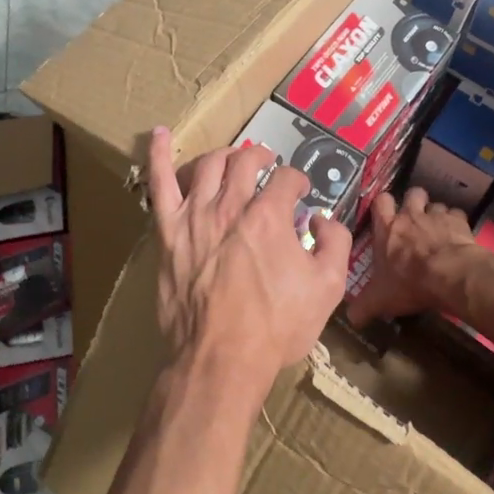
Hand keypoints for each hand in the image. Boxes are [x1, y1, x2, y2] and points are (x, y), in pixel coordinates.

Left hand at [146, 127, 352, 391]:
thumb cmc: (276, 327)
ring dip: (225, 155)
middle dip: (262, 158)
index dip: (298, 180)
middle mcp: (231, 206)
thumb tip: (324, 218)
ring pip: (209, 164)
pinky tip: (158, 134)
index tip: (301, 191)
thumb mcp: (328, 289)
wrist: (221, 358)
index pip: (287, 179)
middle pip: (246, 162)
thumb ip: (334, 244)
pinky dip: (159, 154)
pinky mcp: (168, 232)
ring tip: (233, 158)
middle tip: (268, 165)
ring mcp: (195, 216)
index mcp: (270, 216)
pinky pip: (160, 184)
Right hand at [346, 187, 480, 325]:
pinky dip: (456, 223)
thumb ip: (364, 306)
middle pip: (412, 194)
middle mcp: (411, 215)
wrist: (450, 275)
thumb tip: (350, 319)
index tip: (386, 213)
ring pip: (436, 204)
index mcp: (388, 228)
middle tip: (415, 219)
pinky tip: (457, 236)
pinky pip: (457, 215)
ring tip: (438, 230)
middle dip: (414, 202)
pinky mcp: (459, 222)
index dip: (383, 204)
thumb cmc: (410, 282)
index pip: (381, 201)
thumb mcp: (381, 299)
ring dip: (436, 215)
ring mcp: (436, 216)